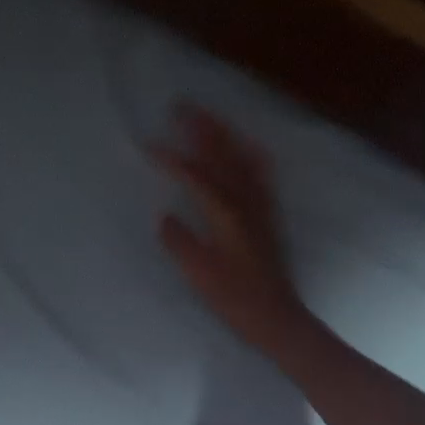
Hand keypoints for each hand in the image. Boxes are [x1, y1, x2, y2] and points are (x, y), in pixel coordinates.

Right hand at [150, 105, 315, 353]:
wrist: (275, 318)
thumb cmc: (235, 299)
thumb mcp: (200, 274)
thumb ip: (180, 243)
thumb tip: (166, 219)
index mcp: (226, 214)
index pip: (195, 176)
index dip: (172, 159)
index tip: (148, 145)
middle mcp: (246, 203)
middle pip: (223, 156)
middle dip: (201, 129)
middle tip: (181, 106)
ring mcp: (261, 209)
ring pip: (243, 160)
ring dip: (226, 136)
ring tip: (210, 117)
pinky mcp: (269, 220)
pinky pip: (262, 176)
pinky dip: (252, 156)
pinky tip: (250, 149)